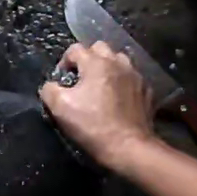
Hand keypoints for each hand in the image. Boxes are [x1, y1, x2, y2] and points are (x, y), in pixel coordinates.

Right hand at [39, 42, 158, 169]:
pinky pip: (131, 78)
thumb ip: (49, 89)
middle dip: (88, 59)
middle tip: (81, 79)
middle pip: (100, 48)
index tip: (62, 81)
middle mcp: (118, 63)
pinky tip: (118, 99)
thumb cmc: (92, 125)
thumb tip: (51, 85)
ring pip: (119, 61)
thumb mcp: (59, 107)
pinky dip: (122, 83)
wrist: (128, 147)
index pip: (75, 49)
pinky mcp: (147, 91)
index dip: (64, 62)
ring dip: (108, 68)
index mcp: (96, 63)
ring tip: (101, 86)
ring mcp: (136, 76)